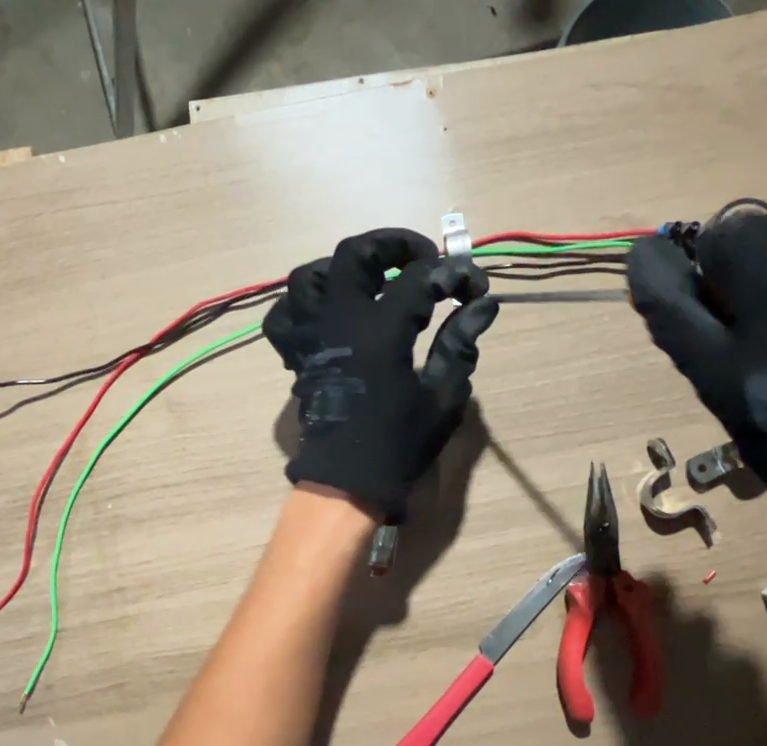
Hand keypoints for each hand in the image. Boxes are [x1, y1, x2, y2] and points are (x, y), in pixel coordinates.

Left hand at [264, 228, 498, 522]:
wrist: (347, 480)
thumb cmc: (399, 444)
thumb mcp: (442, 396)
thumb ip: (459, 344)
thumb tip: (481, 305)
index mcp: (381, 330)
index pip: (419, 278)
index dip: (452, 275)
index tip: (473, 288)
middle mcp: (339, 320)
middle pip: (354, 253)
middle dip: (392, 244)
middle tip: (421, 259)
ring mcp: (312, 335)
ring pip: (311, 276)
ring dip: (343, 268)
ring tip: (372, 279)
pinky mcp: (297, 355)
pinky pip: (286, 314)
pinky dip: (305, 303)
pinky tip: (331, 312)